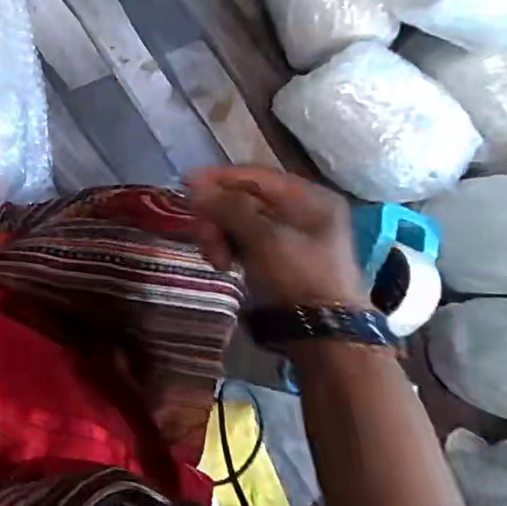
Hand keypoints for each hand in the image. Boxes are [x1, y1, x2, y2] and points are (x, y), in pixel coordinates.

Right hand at [187, 166, 371, 309]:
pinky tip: (222, 265)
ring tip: (216, 260)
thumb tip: (194, 186)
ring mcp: (287, 236)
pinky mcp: (274, 258)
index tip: (186, 183)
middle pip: (243, 200)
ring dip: (219, 236)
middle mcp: (300, 211)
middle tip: (203, 236)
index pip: (256, 175)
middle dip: (218, 216)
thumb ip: (229, 208)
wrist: (319, 330)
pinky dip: (227, 249)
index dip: (220, 178)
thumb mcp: (264, 238)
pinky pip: (241, 242)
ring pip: (237, 222)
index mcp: (309, 197)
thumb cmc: (298, 276)